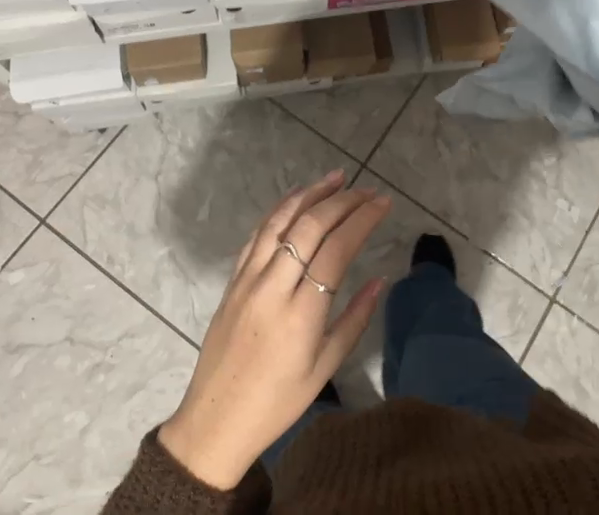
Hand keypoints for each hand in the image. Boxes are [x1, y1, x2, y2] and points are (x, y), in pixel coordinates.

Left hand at [158, 168, 390, 489]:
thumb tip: (380, 278)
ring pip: (280, 222)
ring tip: (336, 178)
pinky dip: (280, 210)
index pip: (336, 249)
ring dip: (309, 195)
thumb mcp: (325, 368)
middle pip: (310, 227)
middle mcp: (272, 287)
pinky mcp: (232, 281)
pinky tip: (296, 200)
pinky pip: (258, 235)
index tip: (383, 203)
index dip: (362, 219)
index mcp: (301, 314)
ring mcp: (247, 280)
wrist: (216, 420)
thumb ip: (354, 319)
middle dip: (342, 201)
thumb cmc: (278, 402)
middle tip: (367, 190)